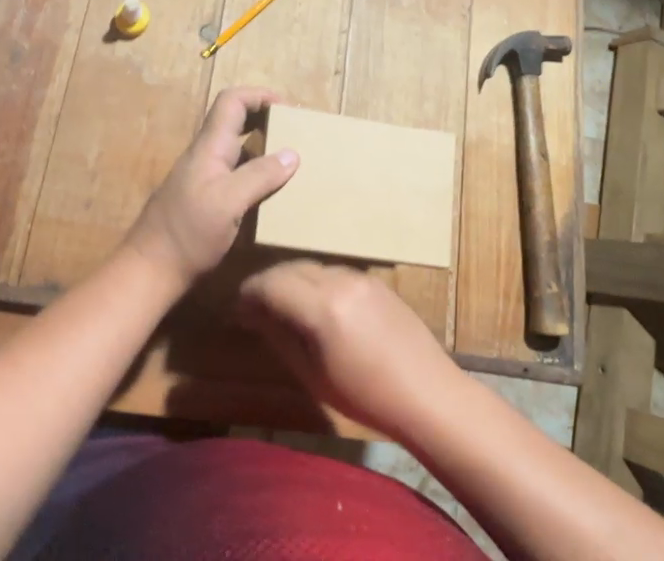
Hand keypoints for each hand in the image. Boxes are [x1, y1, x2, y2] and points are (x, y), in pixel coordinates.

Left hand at [122, 87, 299, 290]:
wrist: (150, 271)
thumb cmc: (188, 234)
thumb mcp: (229, 203)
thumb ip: (259, 176)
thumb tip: (292, 153)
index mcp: (209, 148)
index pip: (231, 101)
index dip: (259, 95)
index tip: (288, 109)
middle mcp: (205, 156)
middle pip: (234, 121)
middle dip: (265, 119)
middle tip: (296, 135)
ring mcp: (202, 179)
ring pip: (236, 150)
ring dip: (263, 149)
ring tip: (292, 164)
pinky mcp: (204, 200)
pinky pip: (234, 175)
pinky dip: (255, 175)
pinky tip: (272, 195)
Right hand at [238, 260, 467, 439]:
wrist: (428, 394)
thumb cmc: (366, 396)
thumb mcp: (313, 374)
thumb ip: (279, 336)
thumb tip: (250, 314)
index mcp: (323, 306)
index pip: (271, 284)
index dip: (248, 293)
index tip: (235, 309)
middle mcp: (341, 281)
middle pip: (291, 268)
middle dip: (267, 283)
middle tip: (252, 308)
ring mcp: (362, 277)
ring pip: (313, 267)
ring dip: (292, 280)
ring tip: (281, 307)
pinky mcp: (377, 282)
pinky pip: (335, 272)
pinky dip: (315, 282)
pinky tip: (314, 306)